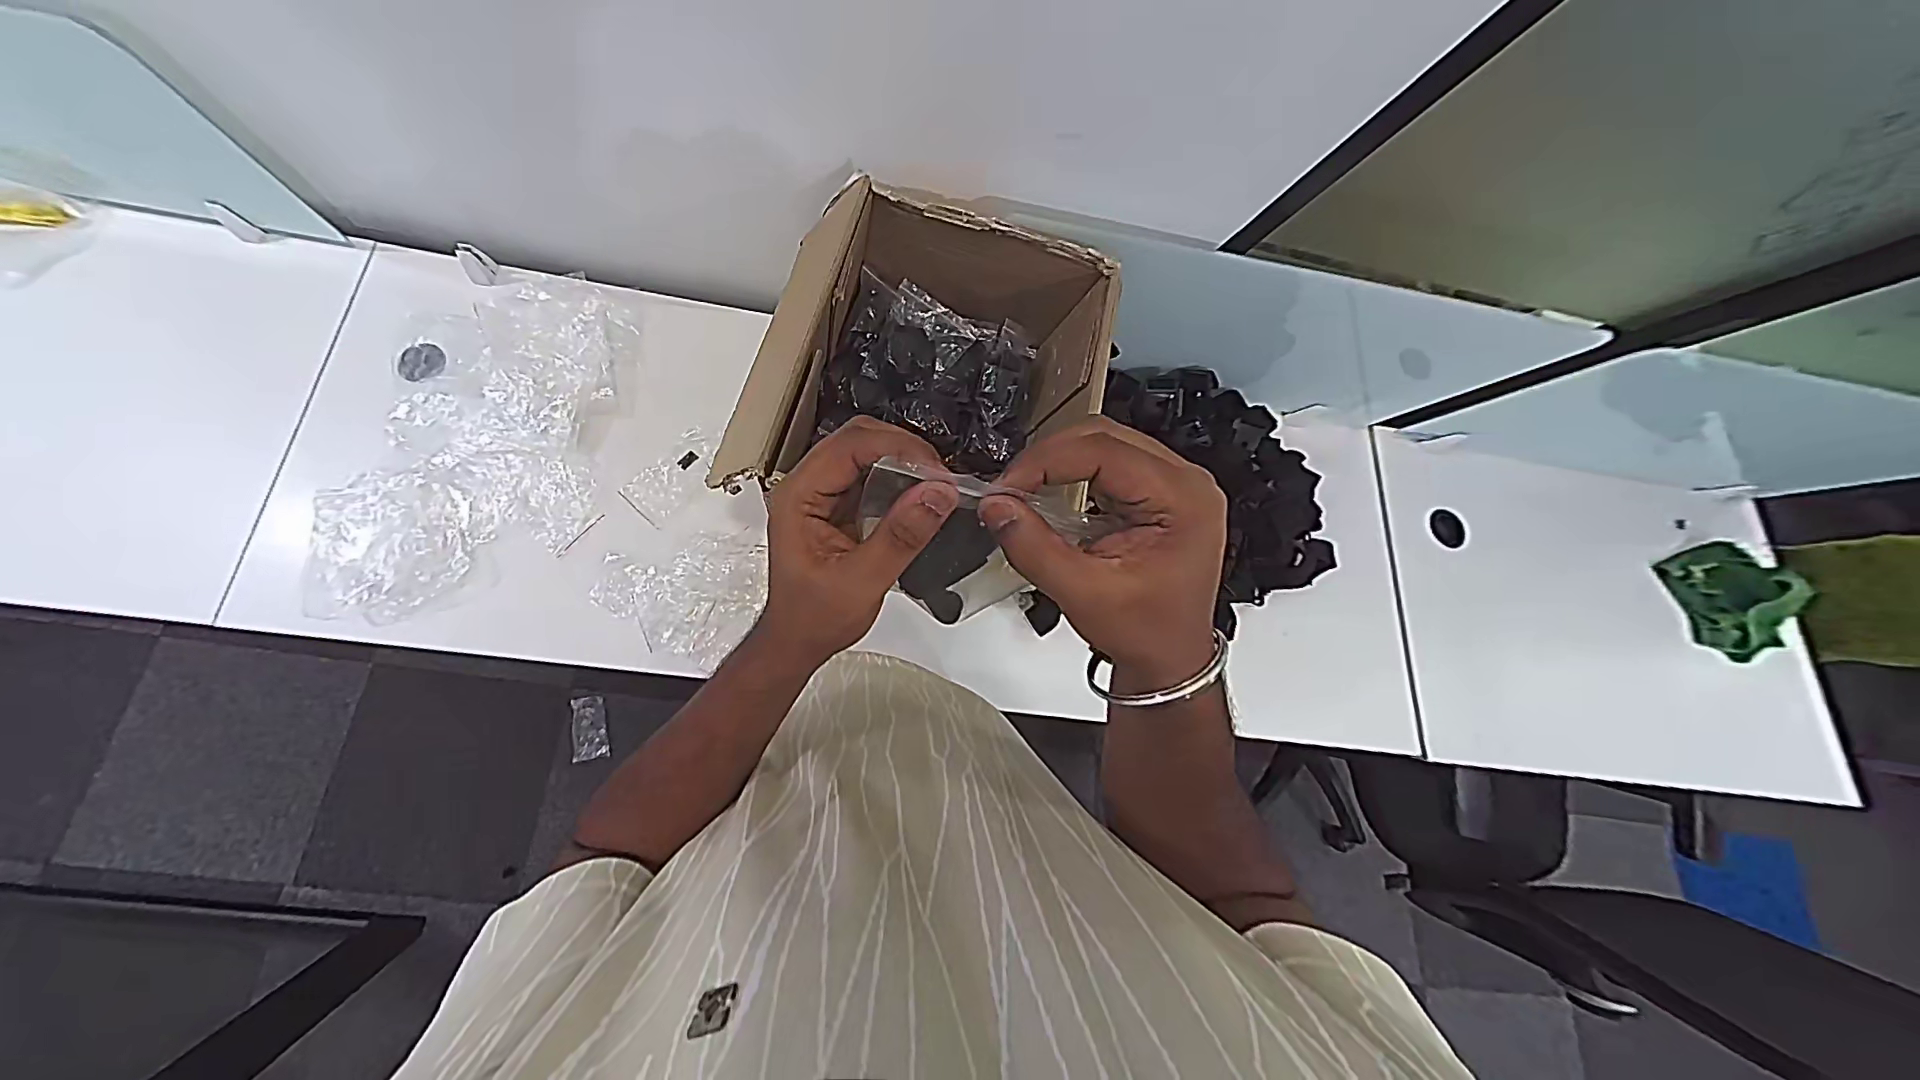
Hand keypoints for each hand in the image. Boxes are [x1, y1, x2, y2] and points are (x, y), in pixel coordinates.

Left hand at [758, 416, 958, 666]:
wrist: (799, 639)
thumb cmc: (812, 617)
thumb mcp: (862, 582)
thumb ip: (900, 537)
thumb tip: (934, 496)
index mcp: (798, 497)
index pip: (849, 446)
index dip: (897, 448)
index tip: (933, 468)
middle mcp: (806, 488)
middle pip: (858, 439)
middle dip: (904, 449)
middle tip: (939, 475)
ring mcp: (822, 495)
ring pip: (867, 452)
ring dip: (904, 462)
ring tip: (935, 484)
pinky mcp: (839, 506)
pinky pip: (873, 476)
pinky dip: (901, 479)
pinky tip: (919, 496)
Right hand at [979, 417, 1224, 690]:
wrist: (1168, 658)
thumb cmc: (1147, 633)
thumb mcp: (1083, 593)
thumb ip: (1034, 547)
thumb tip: (998, 508)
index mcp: (1182, 500)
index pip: (1103, 451)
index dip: (1045, 461)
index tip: (1009, 485)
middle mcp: (1184, 484)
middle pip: (1102, 437)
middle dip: (1047, 457)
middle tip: (1010, 488)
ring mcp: (1172, 486)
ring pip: (1101, 445)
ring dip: (1057, 464)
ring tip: (1024, 492)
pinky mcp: (1154, 495)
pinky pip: (1105, 465)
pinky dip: (1070, 475)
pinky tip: (1049, 497)